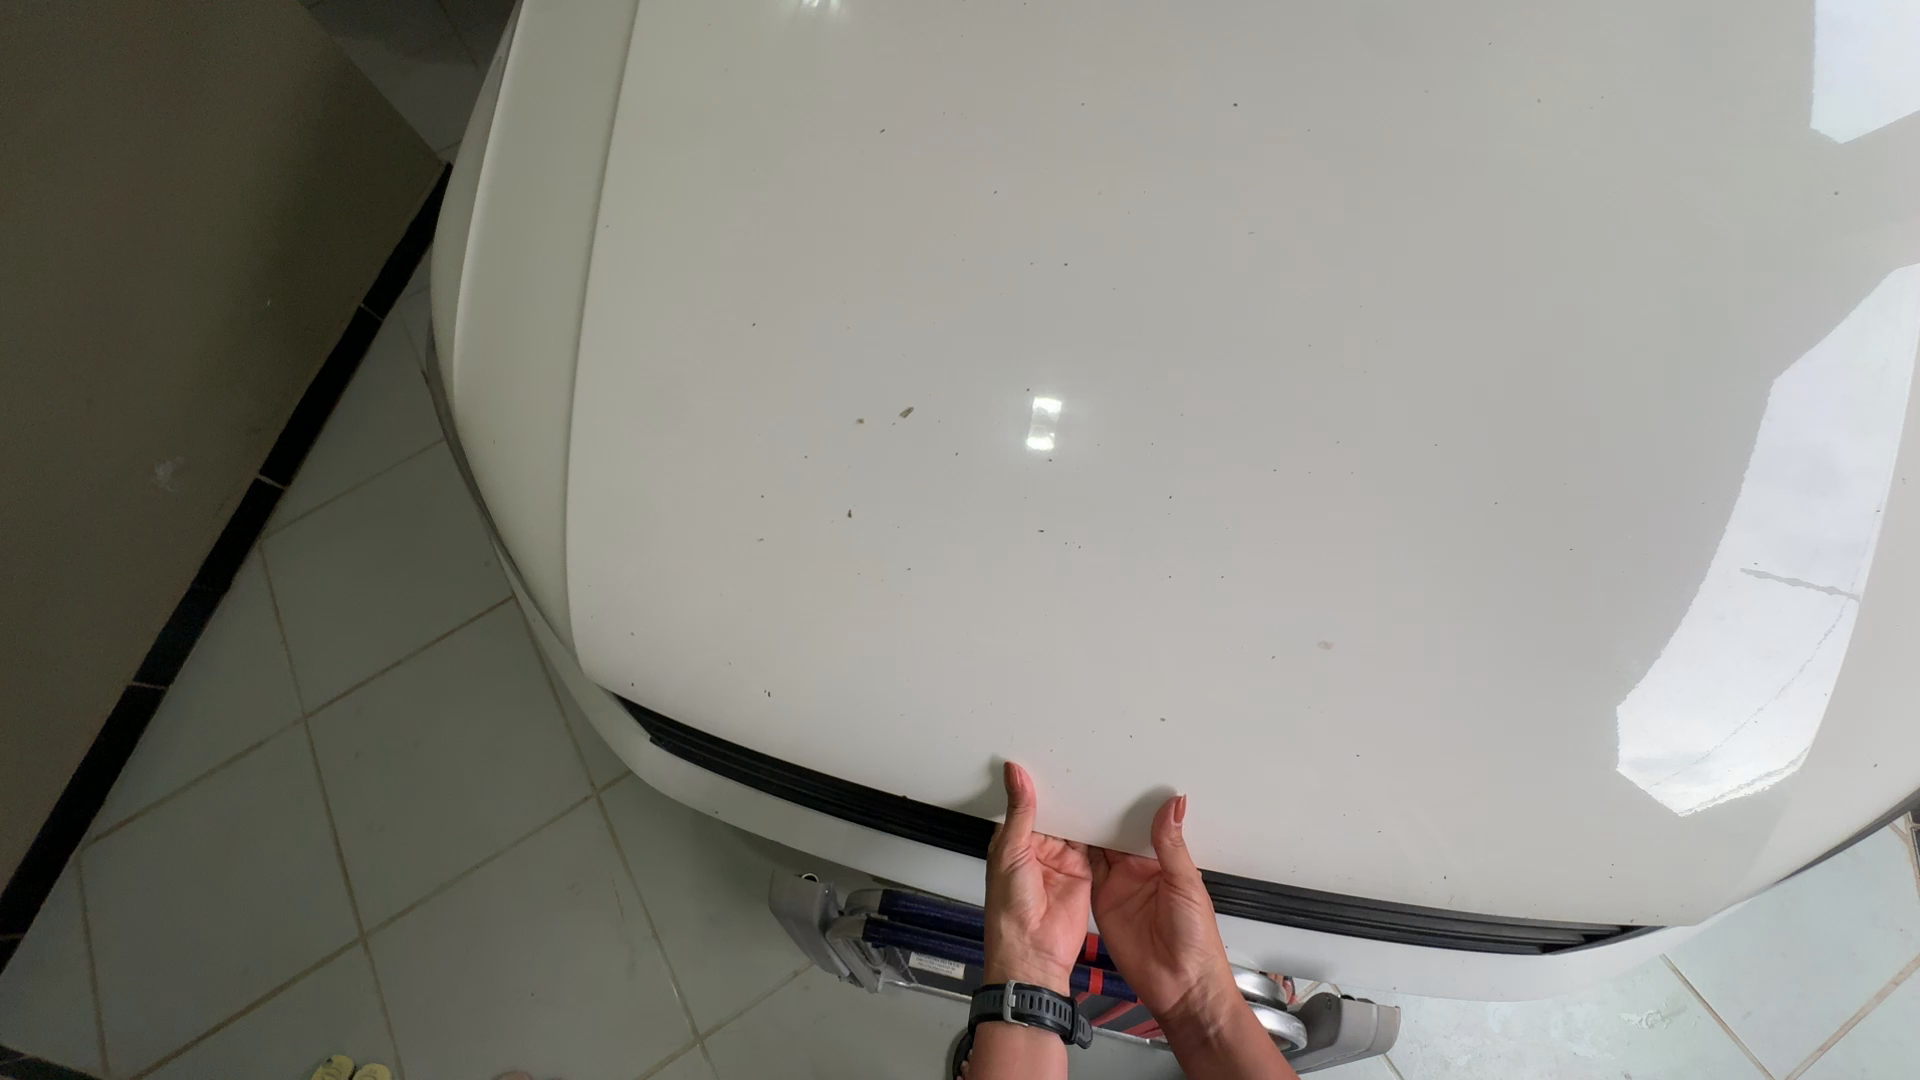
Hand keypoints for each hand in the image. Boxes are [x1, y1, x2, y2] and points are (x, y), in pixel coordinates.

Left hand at [982, 762, 1092, 993]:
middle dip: (1062, 791)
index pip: (1025, 802)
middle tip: (1074, 756)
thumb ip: (1020, 811)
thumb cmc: (1009, 910)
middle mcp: (1038, 846)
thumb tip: (1014, 773)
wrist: (1035, 952)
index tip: (1043, 753)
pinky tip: (1105, 806)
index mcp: (1013, 839)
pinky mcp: (1083, 870)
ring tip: (1092, 773)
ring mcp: (1061, 858)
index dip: (1034, 782)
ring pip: (1073, 823)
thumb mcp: (1011, 851)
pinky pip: (1092, 843)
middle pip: (1053, 810)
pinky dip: (1098, 828)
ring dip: (1080, 806)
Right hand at [1089, 794, 1239, 1028]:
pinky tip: (1065, 832)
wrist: (1181, 988)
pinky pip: (1085, 871)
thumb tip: (1174, 805)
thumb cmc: (1197, 942)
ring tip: (1071, 795)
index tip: (1117, 774)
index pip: (1142, 822)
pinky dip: (1074, 854)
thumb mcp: (1186, 884)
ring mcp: (1117, 883)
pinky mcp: (1100, 899)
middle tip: (1085, 778)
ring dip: (1087, 826)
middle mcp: (1137, 868)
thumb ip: (1171, 844)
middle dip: (1102, 809)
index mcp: (1162, 860)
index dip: (1130, 801)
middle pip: (1115, 830)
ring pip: (1097, 846)